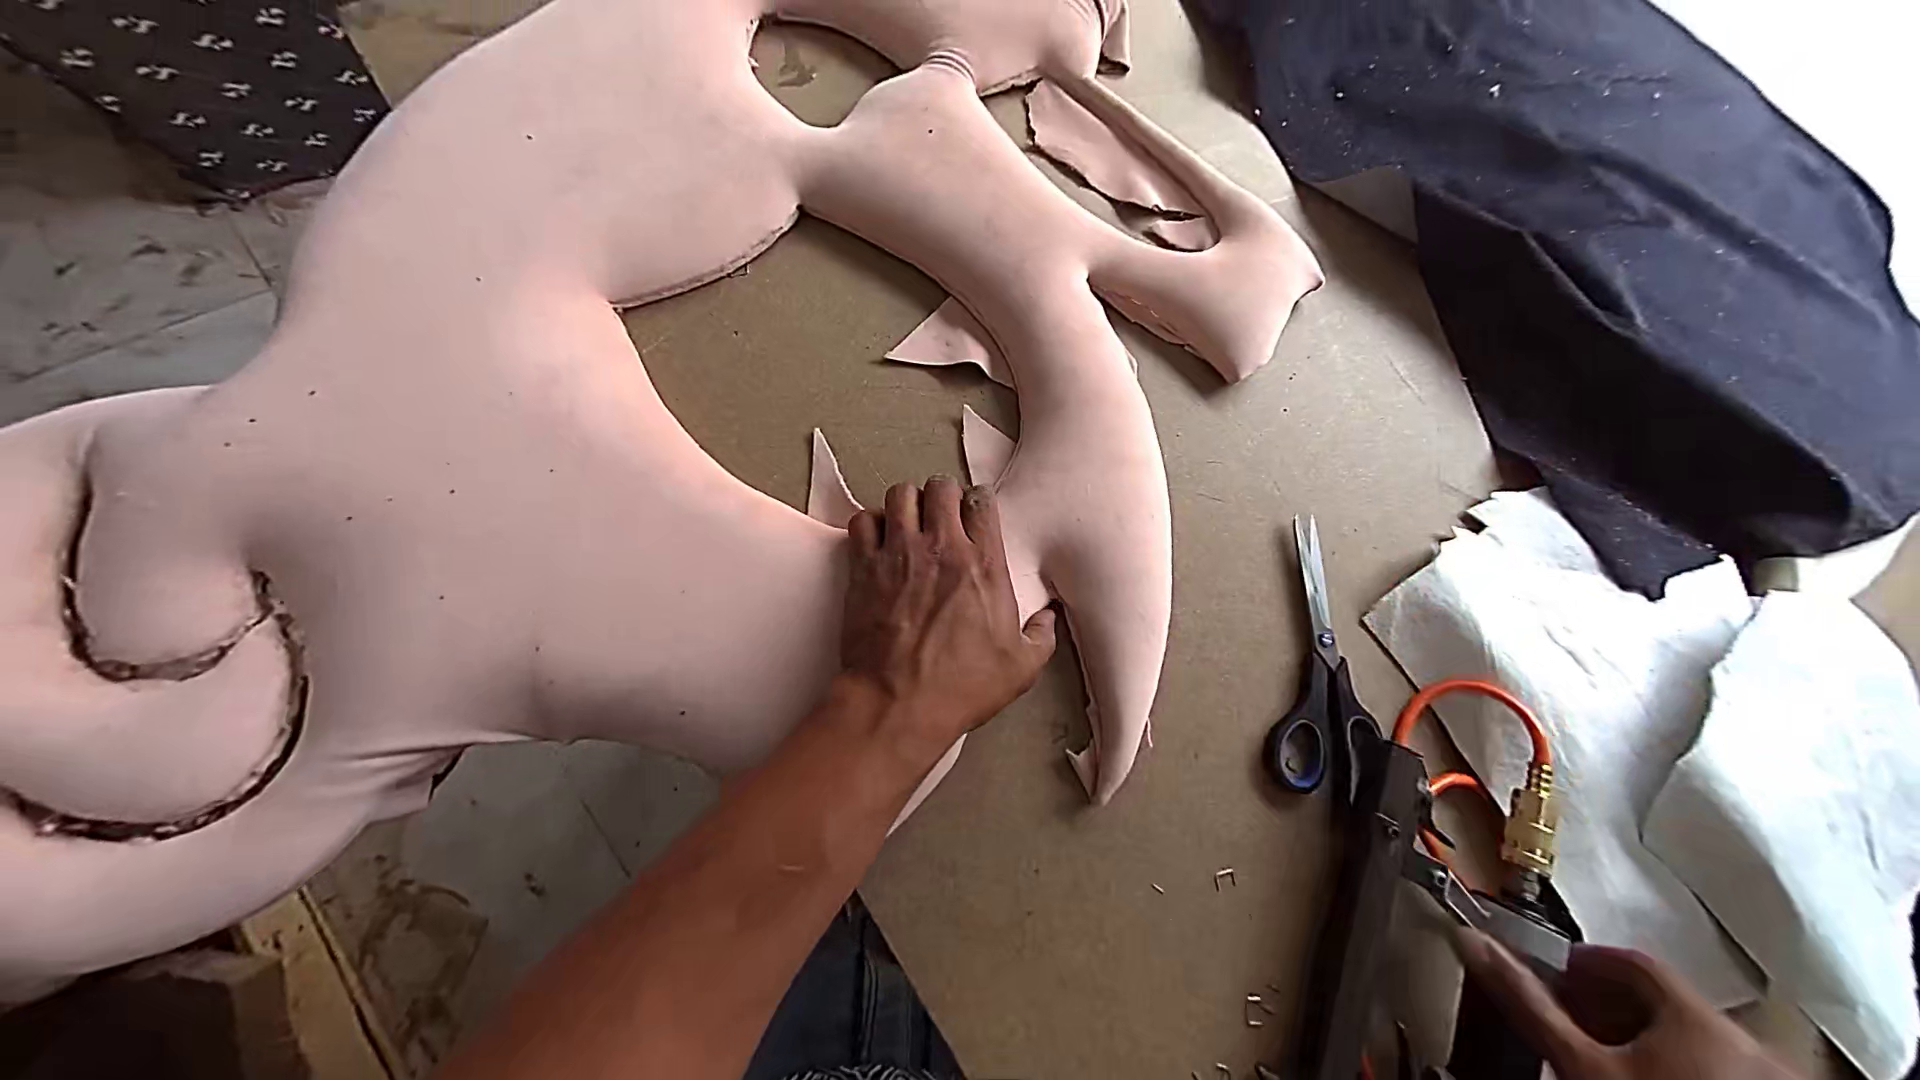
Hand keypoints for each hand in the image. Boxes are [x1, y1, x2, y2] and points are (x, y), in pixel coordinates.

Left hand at [838, 477, 1056, 756]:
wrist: (898, 703)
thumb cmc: (958, 686)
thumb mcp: (1020, 668)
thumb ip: (1041, 636)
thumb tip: (1048, 619)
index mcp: (984, 566)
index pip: (982, 502)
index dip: (979, 502)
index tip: (975, 513)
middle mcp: (942, 549)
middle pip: (940, 487)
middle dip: (942, 495)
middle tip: (940, 514)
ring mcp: (900, 555)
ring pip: (900, 494)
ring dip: (906, 503)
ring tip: (908, 522)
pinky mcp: (865, 568)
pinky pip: (863, 520)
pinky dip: (871, 524)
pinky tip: (878, 541)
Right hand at [1454, 929, 1802, 1079]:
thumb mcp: (1580, 1061)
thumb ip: (1527, 1000)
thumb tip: (1474, 941)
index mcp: (1701, 1019)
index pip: (1632, 961)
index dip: (1584, 962)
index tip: (1554, 972)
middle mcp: (1753, 1047)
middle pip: (1663, 999)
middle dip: (1608, 1002)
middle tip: (1570, 1016)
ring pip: (1696, 1039)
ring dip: (1642, 1037)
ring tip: (1603, 1055)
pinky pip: (1719, 1068)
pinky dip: (1678, 1065)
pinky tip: (1645, 1077)